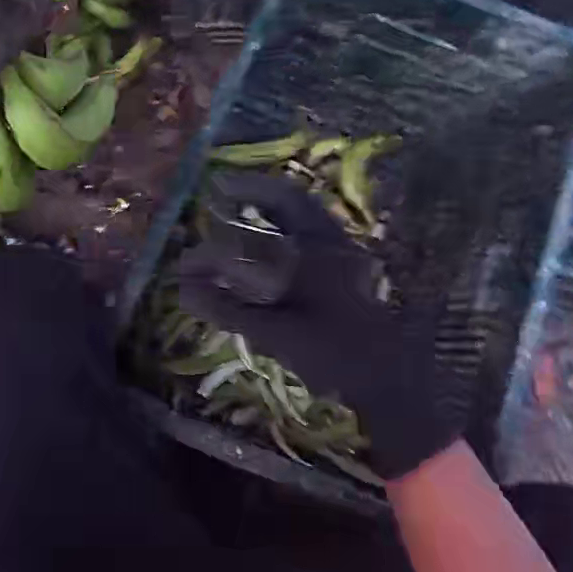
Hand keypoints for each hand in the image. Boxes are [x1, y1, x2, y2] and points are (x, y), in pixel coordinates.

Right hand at [176, 173, 456, 479]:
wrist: (389, 385)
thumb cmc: (333, 353)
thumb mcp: (274, 332)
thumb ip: (227, 308)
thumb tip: (183, 288)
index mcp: (319, 248)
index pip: (282, 200)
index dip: (248, 187)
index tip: (217, 186)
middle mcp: (332, 246)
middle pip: (291, 209)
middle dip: (255, 202)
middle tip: (222, 204)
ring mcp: (343, 264)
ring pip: (299, 230)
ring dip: (266, 226)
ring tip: (233, 232)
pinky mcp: (346, 283)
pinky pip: (307, 252)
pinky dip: (278, 250)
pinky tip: (259, 267)